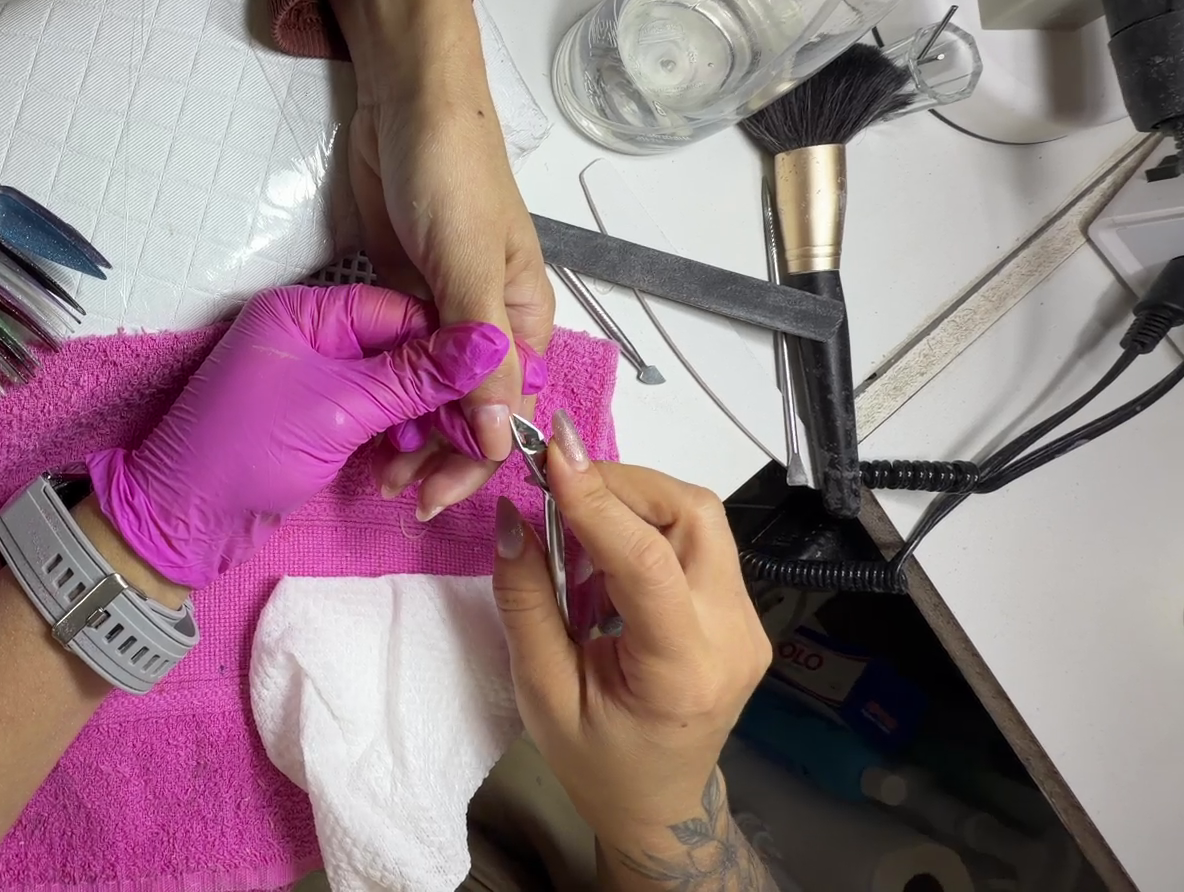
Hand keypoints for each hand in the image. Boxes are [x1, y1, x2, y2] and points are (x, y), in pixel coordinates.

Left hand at [88, 284, 506, 588]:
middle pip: (400, 350)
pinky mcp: (317, 413)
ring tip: (428, 466)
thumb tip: (490, 347)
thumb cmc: (248, 451)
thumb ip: (414, 377)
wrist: (186, 517)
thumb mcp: (338, 408)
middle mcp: (312, 334)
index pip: (400, 313)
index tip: (489, 389)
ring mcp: (315, 375)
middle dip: (435, 396)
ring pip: (391, 387)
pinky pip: (372, 414)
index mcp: (306, 311)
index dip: (449, 349)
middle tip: (467, 440)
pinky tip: (407, 467)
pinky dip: (394, 438)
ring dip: (417, 424)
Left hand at [330, 0, 553, 519]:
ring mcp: (438, 309)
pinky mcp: (400, 294)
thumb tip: (502, 438)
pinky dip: (387, 388)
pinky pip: (397, 357)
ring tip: (377, 465)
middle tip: (396, 487)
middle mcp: (484, 323)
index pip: (505, 408)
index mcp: (520, 319)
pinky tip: (366, 417)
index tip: (435, 493)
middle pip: (467, 406)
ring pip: (428, 387)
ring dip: (408, 426)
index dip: (473, 456)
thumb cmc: (452, 177)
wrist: (407, 104)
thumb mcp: (468, 267)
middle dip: (437, 450)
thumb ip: (480, 352)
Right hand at [491, 411, 770, 866]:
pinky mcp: (733, 606)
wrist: (660, 803)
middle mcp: (732, 633)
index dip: (596, 500)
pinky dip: (639, 517)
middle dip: (621, 481)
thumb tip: (512, 517)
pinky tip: (597, 542)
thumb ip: (524, 600)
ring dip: (630, 494)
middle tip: (557, 480)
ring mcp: (743, 618)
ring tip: (571, 511)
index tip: (551, 454)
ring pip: (697, 515)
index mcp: (681, 668)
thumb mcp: (540, 689)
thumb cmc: (594, 758)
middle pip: (693, 515)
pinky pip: (691, 536)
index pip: (646, 561)